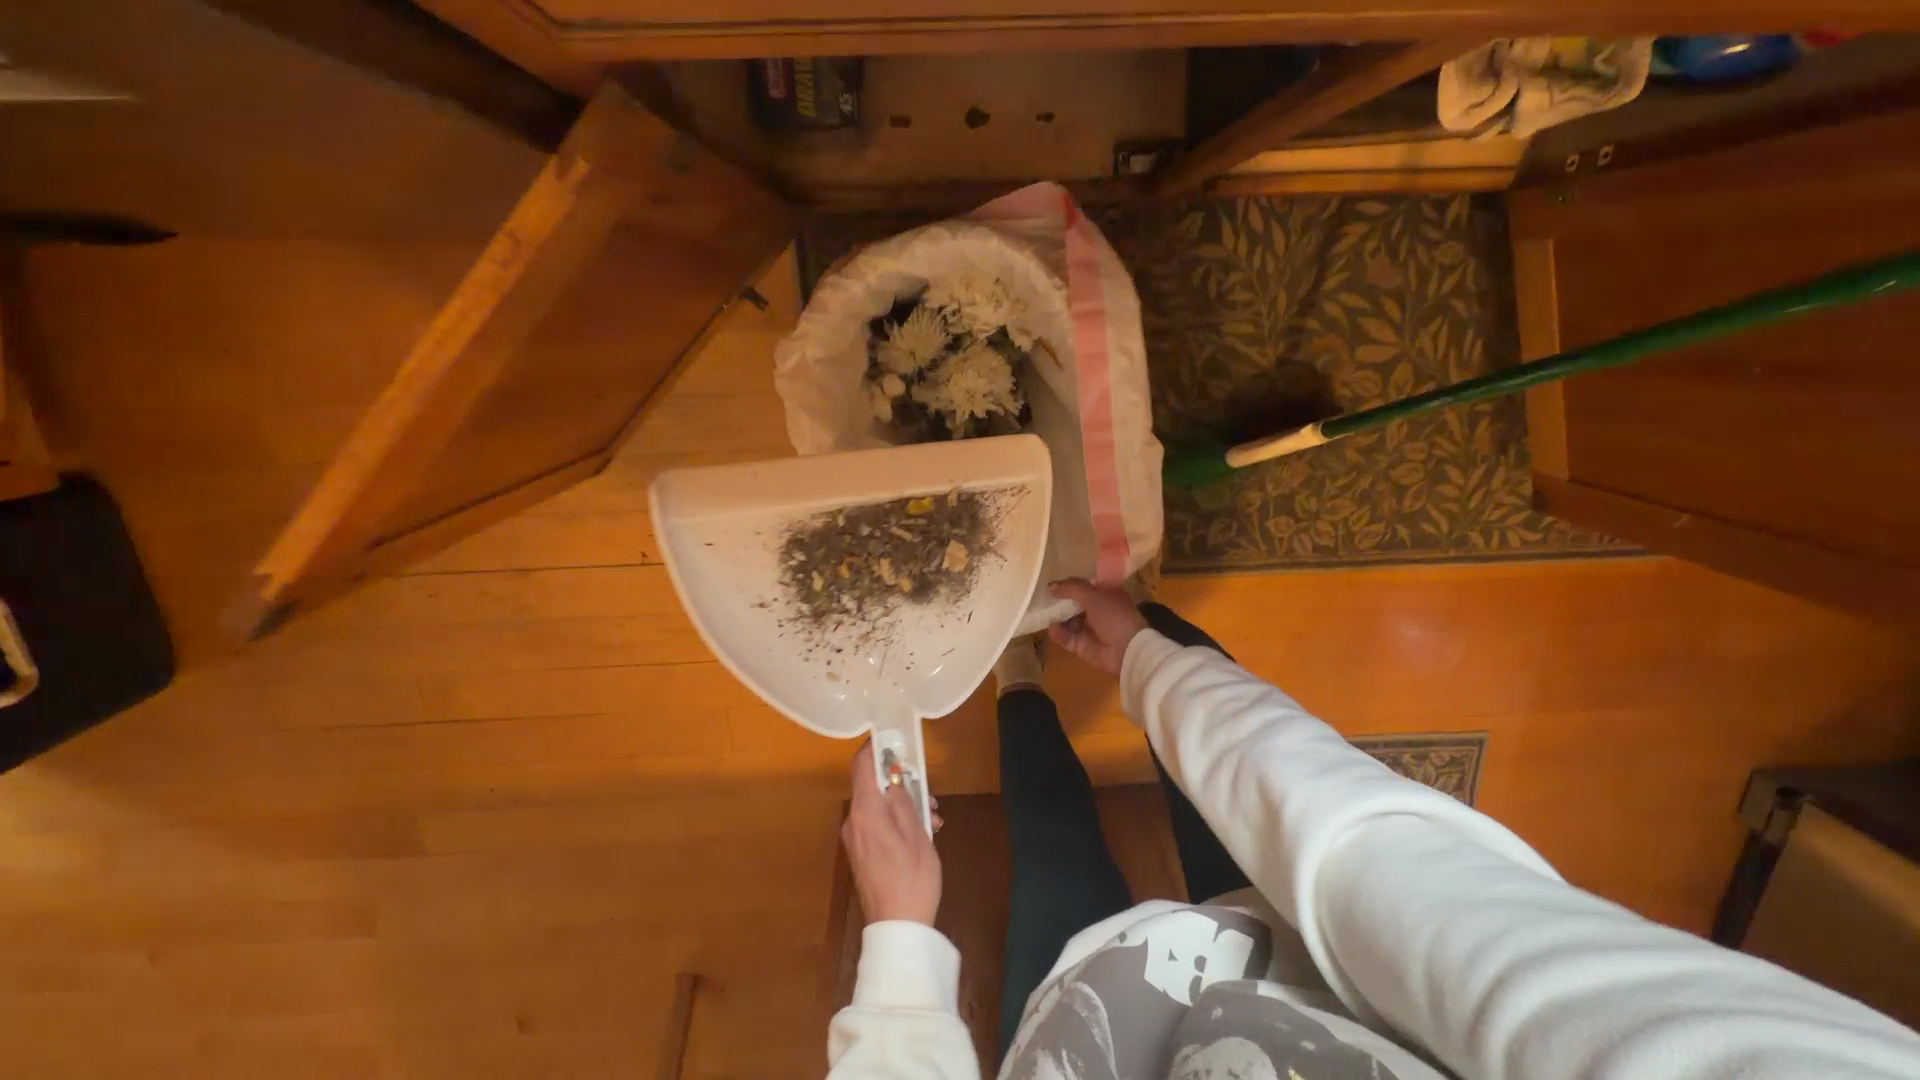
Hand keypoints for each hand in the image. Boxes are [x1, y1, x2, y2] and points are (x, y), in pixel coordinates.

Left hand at [842, 742, 941, 924]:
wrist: (898, 928)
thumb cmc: (912, 878)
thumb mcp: (917, 834)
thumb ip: (904, 801)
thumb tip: (895, 780)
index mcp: (865, 812)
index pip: (861, 766)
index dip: (875, 748)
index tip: (894, 738)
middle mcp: (853, 822)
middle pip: (872, 787)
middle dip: (901, 784)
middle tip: (930, 795)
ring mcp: (855, 840)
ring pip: (878, 807)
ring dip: (904, 806)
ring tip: (933, 820)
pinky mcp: (862, 854)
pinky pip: (877, 825)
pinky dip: (897, 822)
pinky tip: (922, 836)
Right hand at [1047, 578, 1148, 676]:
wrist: (1126, 650)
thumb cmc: (1114, 616)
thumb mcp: (1093, 595)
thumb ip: (1071, 588)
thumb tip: (1051, 586)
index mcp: (1105, 595)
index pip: (1084, 586)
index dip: (1069, 584)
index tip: (1052, 583)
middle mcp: (1097, 610)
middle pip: (1073, 604)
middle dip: (1059, 602)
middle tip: (1043, 599)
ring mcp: (1089, 629)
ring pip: (1067, 621)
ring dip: (1056, 618)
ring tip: (1047, 615)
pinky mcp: (1082, 646)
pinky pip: (1066, 637)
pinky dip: (1059, 633)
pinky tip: (1054, 629)